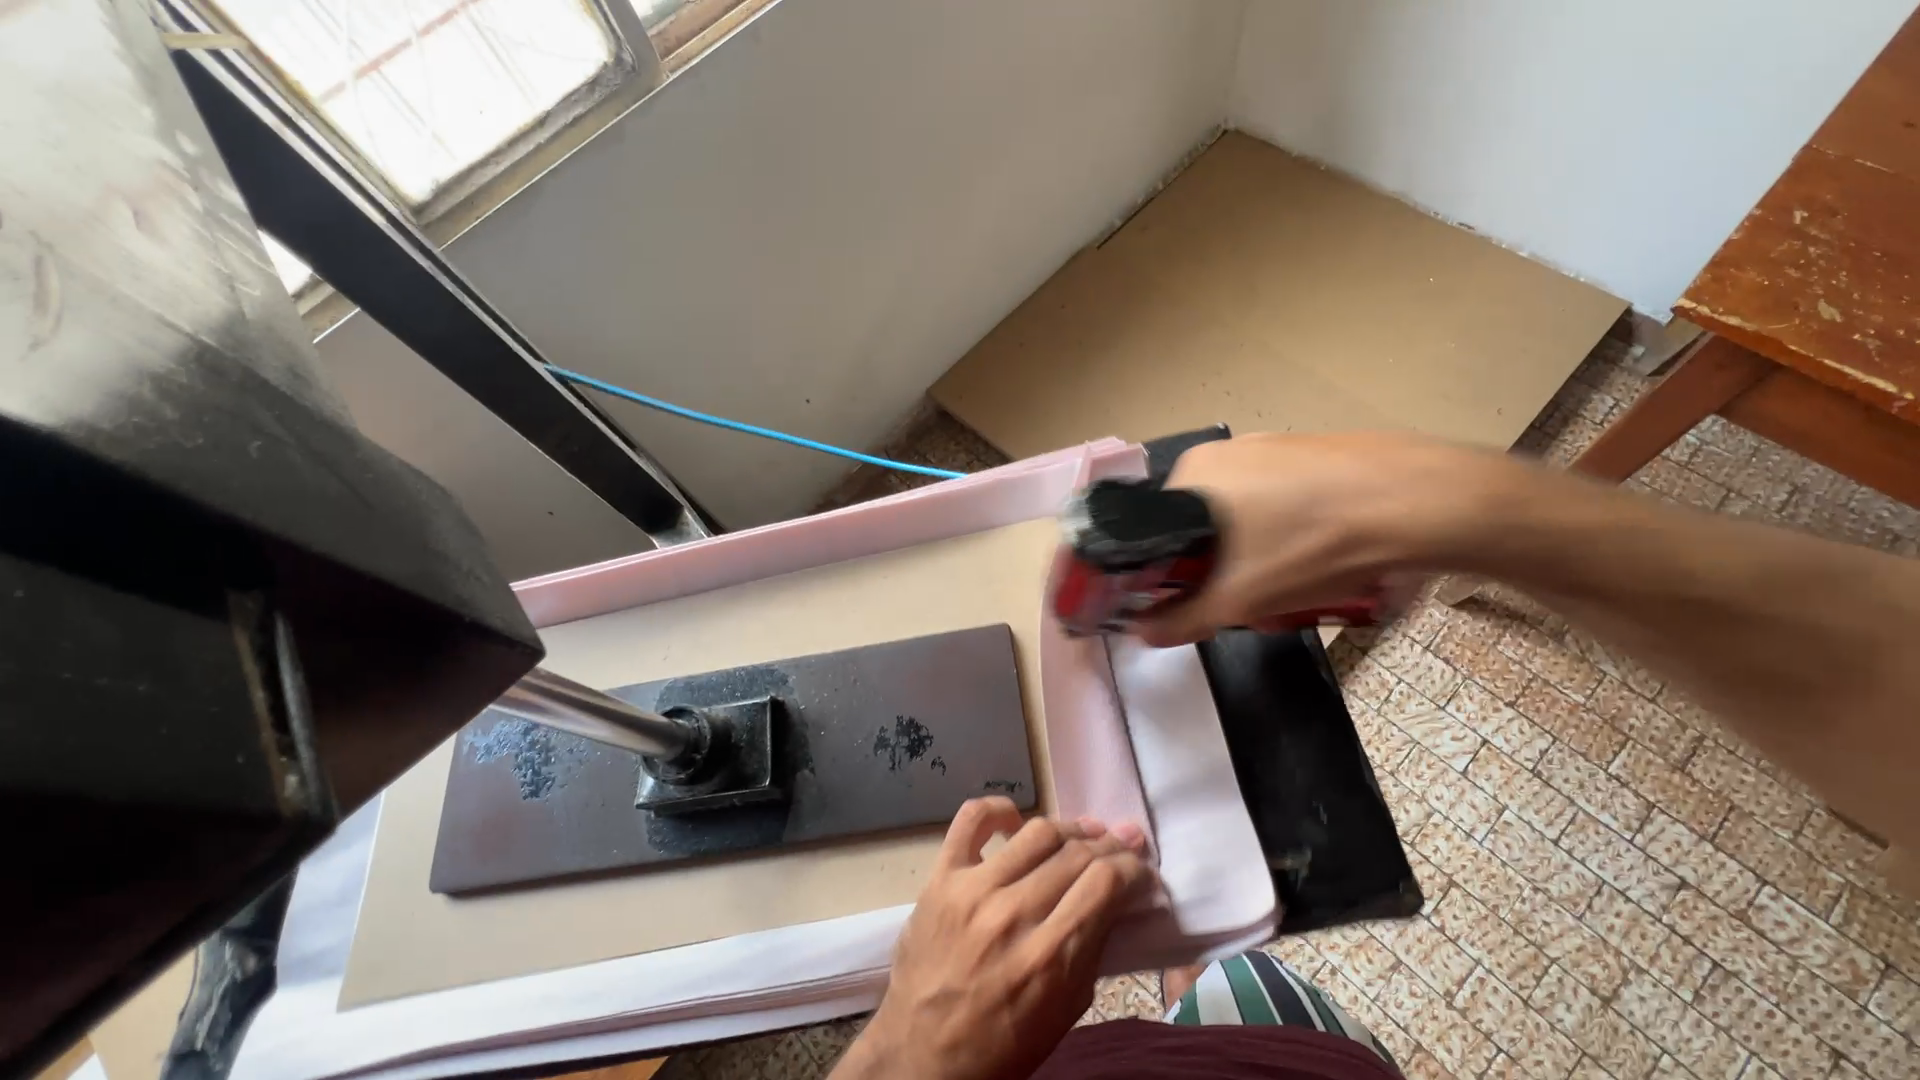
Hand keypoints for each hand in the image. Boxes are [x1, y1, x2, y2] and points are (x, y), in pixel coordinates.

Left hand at [832, 798, 1154, 1079]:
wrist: (922, 1055)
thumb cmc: (1002, 1044)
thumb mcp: (1065, 1011)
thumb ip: (1091, 948)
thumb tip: (1117, 896)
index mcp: (1050, 957)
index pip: (1105, 882)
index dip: (1132, 869)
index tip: (1139, 870)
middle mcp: (1013, 914)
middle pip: (1076, 854)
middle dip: (1109, 846)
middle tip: (1120, 846)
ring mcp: (973, 890)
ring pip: (1037, 832)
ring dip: (1070, 827)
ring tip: (1083, 833)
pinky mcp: (941, 878)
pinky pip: (971, 820)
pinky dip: (999, 810)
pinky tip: (1017, 821)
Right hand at [1136, 432, 1514, 646]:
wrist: (1420, 503)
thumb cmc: (1312, 546)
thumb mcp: (1239, 598)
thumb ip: (1181, 619)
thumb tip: (1143, 632)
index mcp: (1190, 474)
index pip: (1155, 535)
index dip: (1171, 577)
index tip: (1203, 604)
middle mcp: (1222, 452)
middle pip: (1200, 528)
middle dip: (1222, 572)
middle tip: (1257, 603)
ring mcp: (1270, 446)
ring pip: (1241, 518)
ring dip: (1257, 558)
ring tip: (1298, 587)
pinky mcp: (1312, 452)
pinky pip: (1279, 502)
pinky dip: (1287, 535)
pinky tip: (1323, 557)